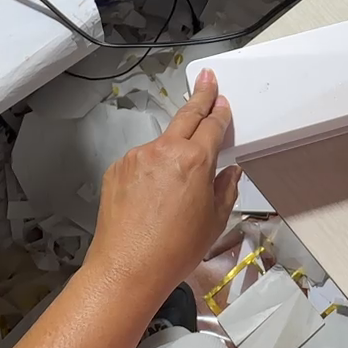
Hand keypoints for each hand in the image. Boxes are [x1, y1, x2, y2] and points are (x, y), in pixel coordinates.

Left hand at [84, 68, 241, 298]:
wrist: (126, 269)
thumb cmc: (176, 250)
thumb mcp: (214, 222)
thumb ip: (225, 189)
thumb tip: (229, 171)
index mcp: (195, 160)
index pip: (212, 125)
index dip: (219, 112)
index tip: (222, 101)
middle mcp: (165, 150)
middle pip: (186, 115)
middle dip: (200, 95)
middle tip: (206, 78)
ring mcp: (137, 156)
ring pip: (162, 142)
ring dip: (172, 146)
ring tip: (175, 179)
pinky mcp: (117, 168)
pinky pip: (141, 161)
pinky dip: (150, 168)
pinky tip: (150, 195)